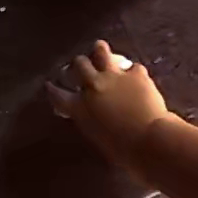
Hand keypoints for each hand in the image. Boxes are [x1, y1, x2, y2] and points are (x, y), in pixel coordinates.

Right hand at [46, 40, 175, 175]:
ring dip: (100, 51)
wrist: (148, 139)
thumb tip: (96, 119)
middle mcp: (92, 86)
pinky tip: (137, 73)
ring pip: (101, 53)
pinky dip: (134, 71)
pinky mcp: (136, 74)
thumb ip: (91, 122)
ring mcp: (114, 76)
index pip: (58, 94)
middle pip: (79, 65)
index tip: (50, 85)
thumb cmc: (122, 151)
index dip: (53, 89)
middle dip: (79, 65)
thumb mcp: (97, 137)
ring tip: (99, 47)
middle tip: (79, 64)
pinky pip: (133, 67)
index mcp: (79, 107)